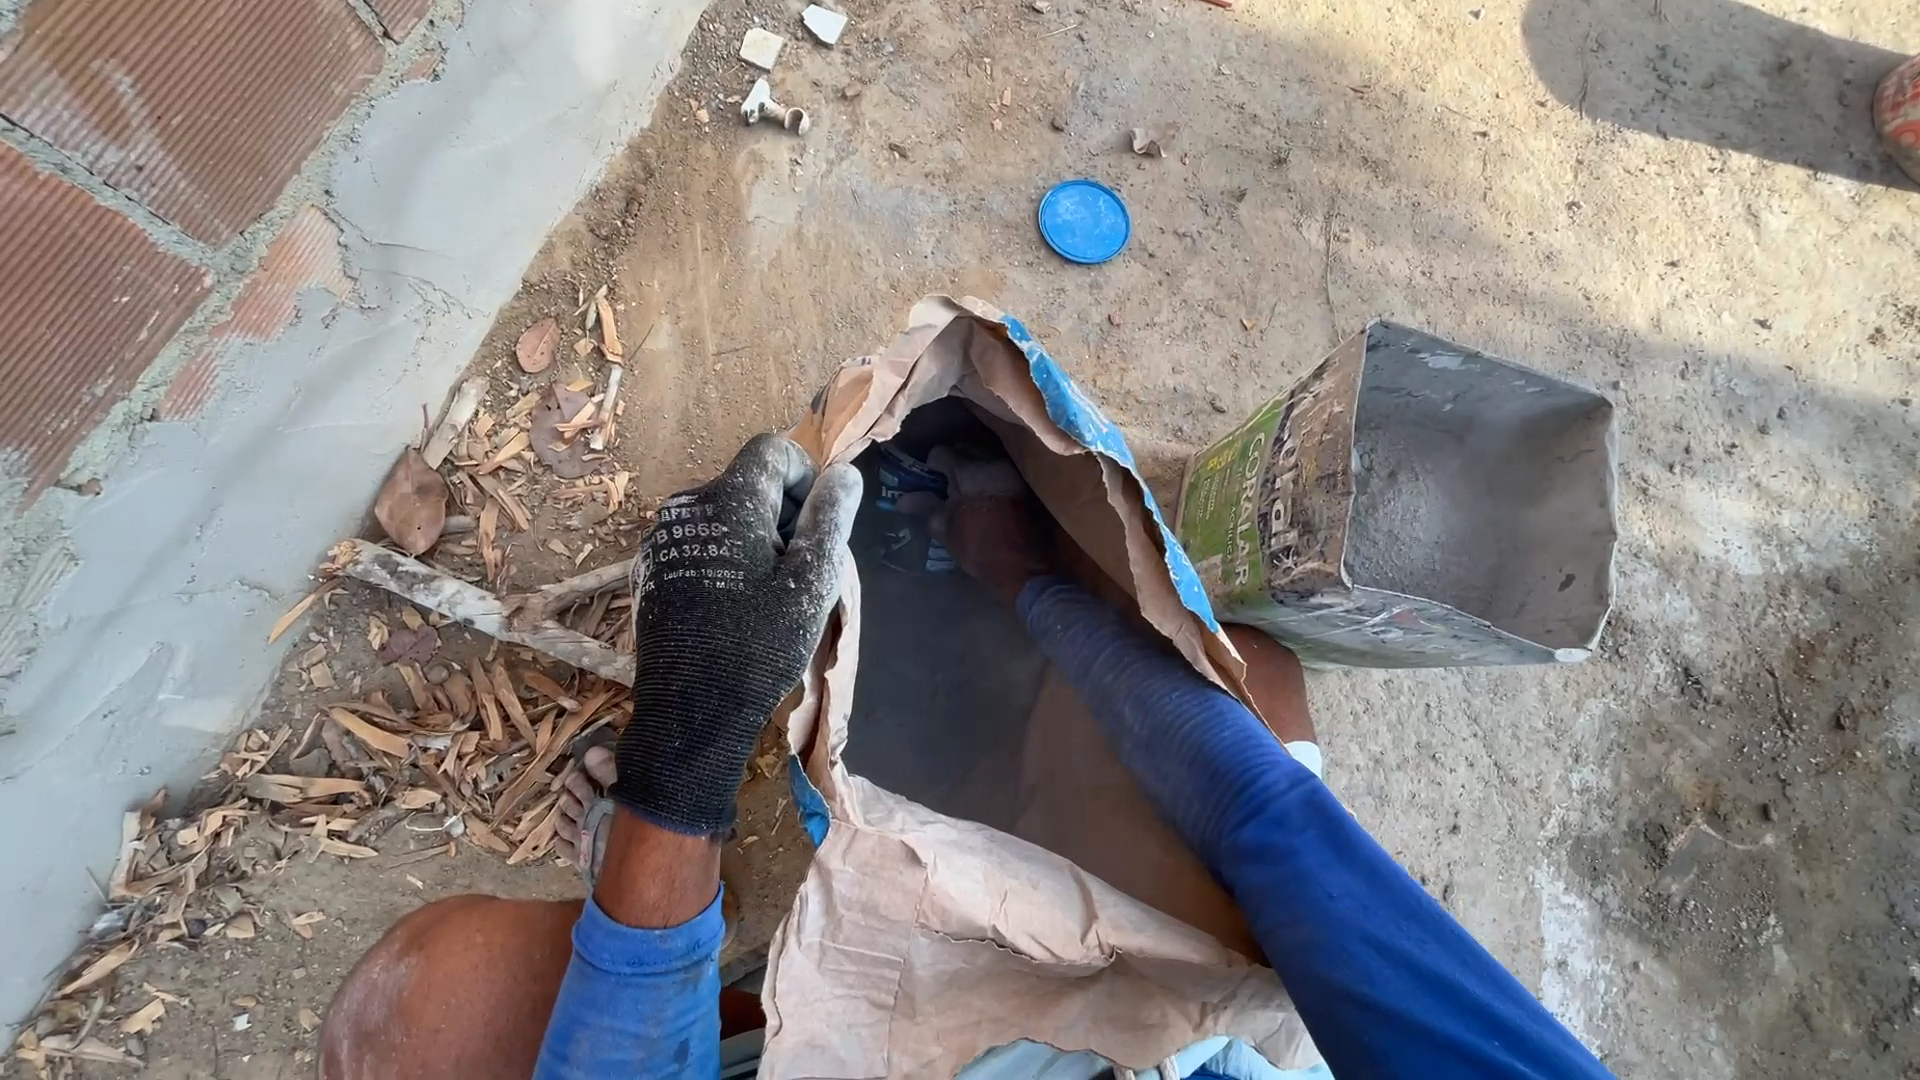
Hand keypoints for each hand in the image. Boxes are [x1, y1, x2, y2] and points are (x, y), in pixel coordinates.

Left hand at [609, 434, 860, 835]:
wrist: (691, 711)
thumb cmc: (760, 643)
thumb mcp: (811, 580)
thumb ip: (830, 518)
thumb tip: (845, 472)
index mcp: (729, 500)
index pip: (773, 451)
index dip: (806, 475)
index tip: (819, 522)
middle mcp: (689, 507)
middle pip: (750, 482)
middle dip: (785, 512)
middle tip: (803, 567)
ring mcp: (665, 539)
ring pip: (728, 513)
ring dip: (759, 536)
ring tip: (773, 591)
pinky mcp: (656, 569)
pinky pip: (705, 540)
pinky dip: (731, 555)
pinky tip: (738, 603)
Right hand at [909, 446, 1053, 603]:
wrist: (1024, 567)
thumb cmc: (981, 550)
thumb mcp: (946, 530)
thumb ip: (925, 507)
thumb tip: (903, 500)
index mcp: (968, 472)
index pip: (940, 452)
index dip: (931, 466)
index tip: (930, 483)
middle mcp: (991, 462)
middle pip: (962, 448)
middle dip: (951, 463)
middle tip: (945, 486)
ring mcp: (1009, 470)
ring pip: (982, 455)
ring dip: (970, 466)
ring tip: (964, 490)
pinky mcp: (1021, 481)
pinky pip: (997, 466)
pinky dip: (987, 473)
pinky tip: (983, 493)